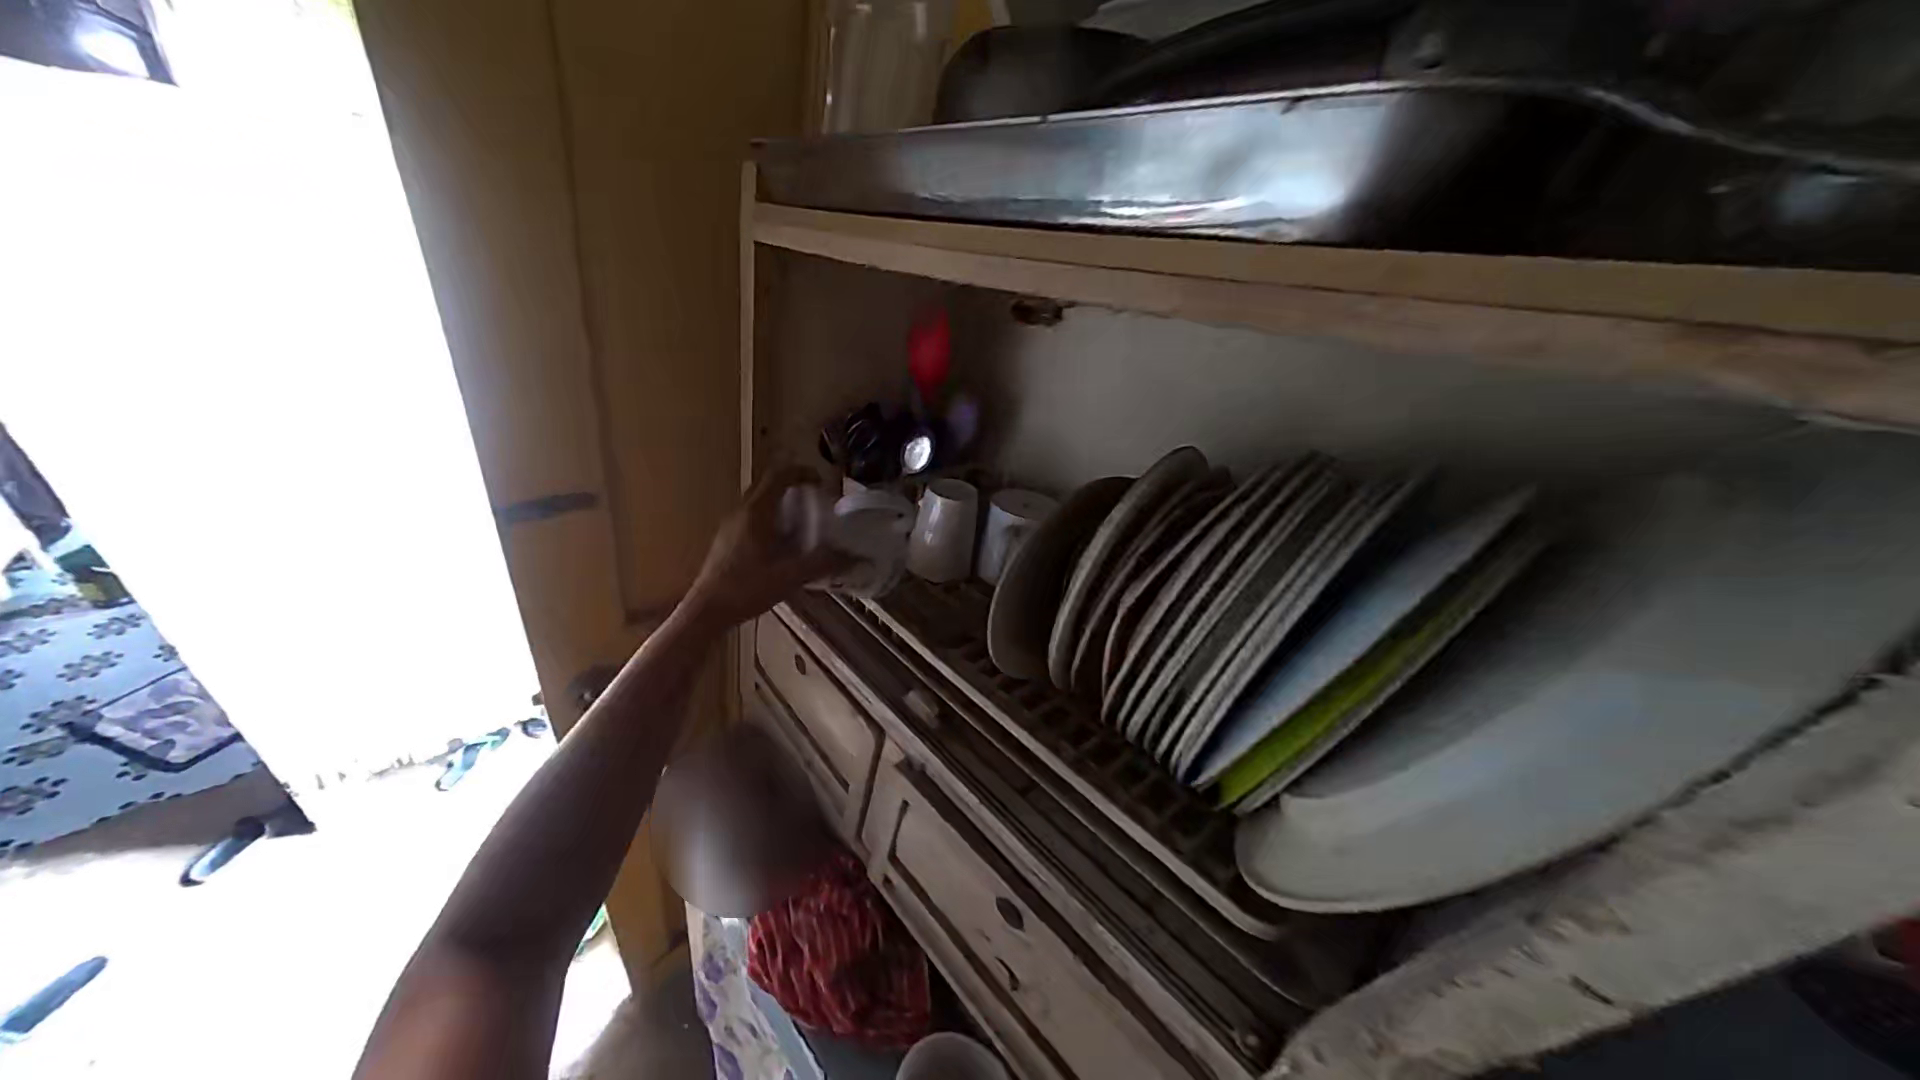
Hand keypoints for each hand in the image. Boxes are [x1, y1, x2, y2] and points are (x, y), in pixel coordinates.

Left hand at [680, 467, 848, 629]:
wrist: (706, 612)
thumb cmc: (747, 589)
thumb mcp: (791, 576)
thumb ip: (824, 563)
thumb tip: (858, 558)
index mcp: (757, 512)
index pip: (779, 475)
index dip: (802, 472)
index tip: (821, 483)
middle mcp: (741, 512)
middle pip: (768, 484)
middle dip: (793, 486)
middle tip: (816, 501)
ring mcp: (730, 525)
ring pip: (759, 501)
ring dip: (782, 504)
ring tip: (804, 523)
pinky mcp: (726, 540)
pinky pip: (752, 517)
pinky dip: (771, 519)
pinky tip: (783, 545)